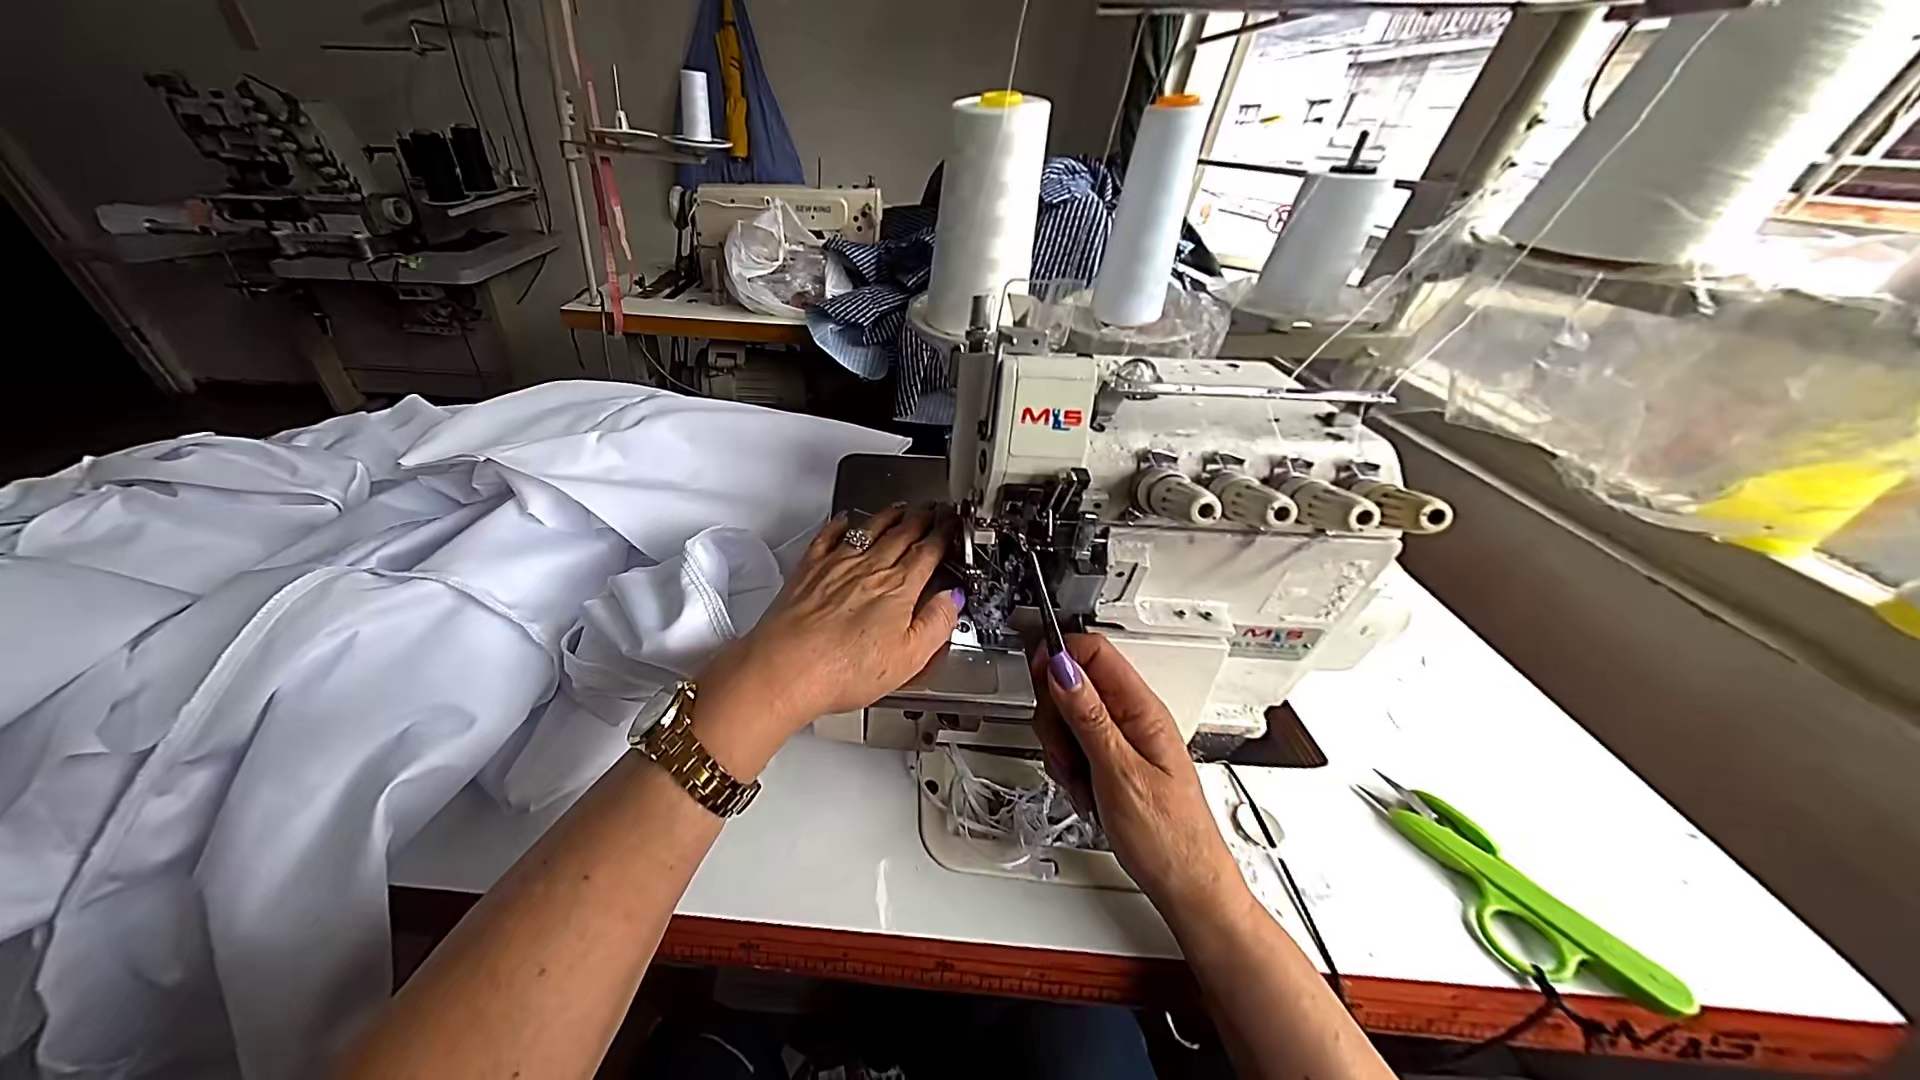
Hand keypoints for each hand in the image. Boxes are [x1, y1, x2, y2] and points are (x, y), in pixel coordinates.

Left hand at [694, 506, 963, 776]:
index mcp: (899, 588)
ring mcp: (837, 565)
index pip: (928, 552)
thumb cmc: (842, 669)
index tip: (951, 525)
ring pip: (870, 529)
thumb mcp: (909, 657)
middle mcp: (869, 568)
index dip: (943, 534)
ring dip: (888, 515)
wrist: (786, 669)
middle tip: (932, 509)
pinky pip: (829, 536)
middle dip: (921, 518)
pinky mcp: (809, 570)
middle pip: (902, 534)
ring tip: (900, 508)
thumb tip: (953, 599)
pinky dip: (841, 523)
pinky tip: (845, 520)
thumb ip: (937, 623)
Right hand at [1030, 634, 1250, 923]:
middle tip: (1065, 750)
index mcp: (1141, 708)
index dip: (1060, 657)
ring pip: (1068, 718)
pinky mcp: (1112, 761)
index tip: (1038, 681)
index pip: (1094, 651)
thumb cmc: (1169, 838)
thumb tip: (1064, 668)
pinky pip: (1074, 747)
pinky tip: (1084, 790)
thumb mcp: (1119, 773)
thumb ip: (1087, 716)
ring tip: (1080, 778)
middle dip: (1055, 715)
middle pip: (1073, 684)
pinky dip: (1069, 767)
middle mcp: (1133, 717)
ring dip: (1061, 748)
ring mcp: (1121, 739)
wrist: (1187, 887)